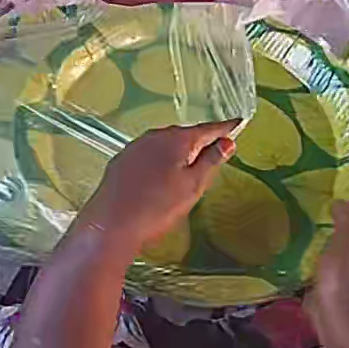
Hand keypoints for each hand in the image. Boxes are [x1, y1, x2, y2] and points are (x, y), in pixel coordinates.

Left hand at [75, 121, 237, 253]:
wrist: (111, 224)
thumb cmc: (157, 207)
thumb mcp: (193, 186)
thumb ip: (211, 161)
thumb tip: (227, 142)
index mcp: (177, 139)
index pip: (209, 129)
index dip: (225, 128)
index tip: (237, 124)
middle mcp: (155, 136)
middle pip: (186, 134)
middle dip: (202, 141)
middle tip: (217, 148)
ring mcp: (136, 146)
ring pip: (166, 144)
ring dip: (180, 151)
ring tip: (190, 165)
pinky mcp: (122, 160)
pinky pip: (149, 153)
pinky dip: (161, 159)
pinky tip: (162, 175)